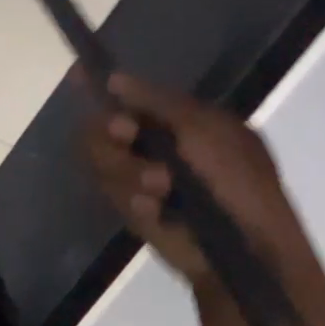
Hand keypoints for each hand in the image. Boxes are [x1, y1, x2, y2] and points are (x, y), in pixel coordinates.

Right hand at [82, 74, 312, 287]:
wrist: (247, 250)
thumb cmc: (239, 181)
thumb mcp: (206, 130)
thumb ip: (158, 101)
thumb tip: (114, 78)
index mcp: (179, 121)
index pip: (130, 97)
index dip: (101, 87)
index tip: (77, 75)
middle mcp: (156, 145)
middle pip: (102, 127)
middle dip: (110, 132)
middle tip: (124, 136)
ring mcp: (140, 177)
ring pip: (100, 159)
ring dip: (127, 170)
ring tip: (160, 188)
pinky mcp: (131, 207)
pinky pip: (110, 192)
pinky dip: (132, 199)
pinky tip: (155, 210)